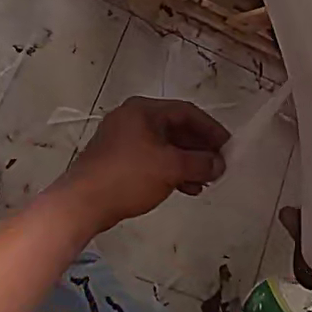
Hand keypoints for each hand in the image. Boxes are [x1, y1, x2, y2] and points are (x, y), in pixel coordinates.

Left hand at [53, 97, 230, 234]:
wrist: (83, 202)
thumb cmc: (128, 176)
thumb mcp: (170, 167)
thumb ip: (200, 163)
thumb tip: (219, 164)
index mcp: (143, 109)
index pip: (187, 112)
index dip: (211, 129)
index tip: (229, 147)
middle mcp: (132, 118)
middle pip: (175, 128)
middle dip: (199, 148)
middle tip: (219, 166)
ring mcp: (122, 138)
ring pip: (164, 145)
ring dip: (187, 162)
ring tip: (206, 182)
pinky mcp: (117, 159)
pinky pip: (151, 158)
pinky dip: (170, 170)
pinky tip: (186, 188)